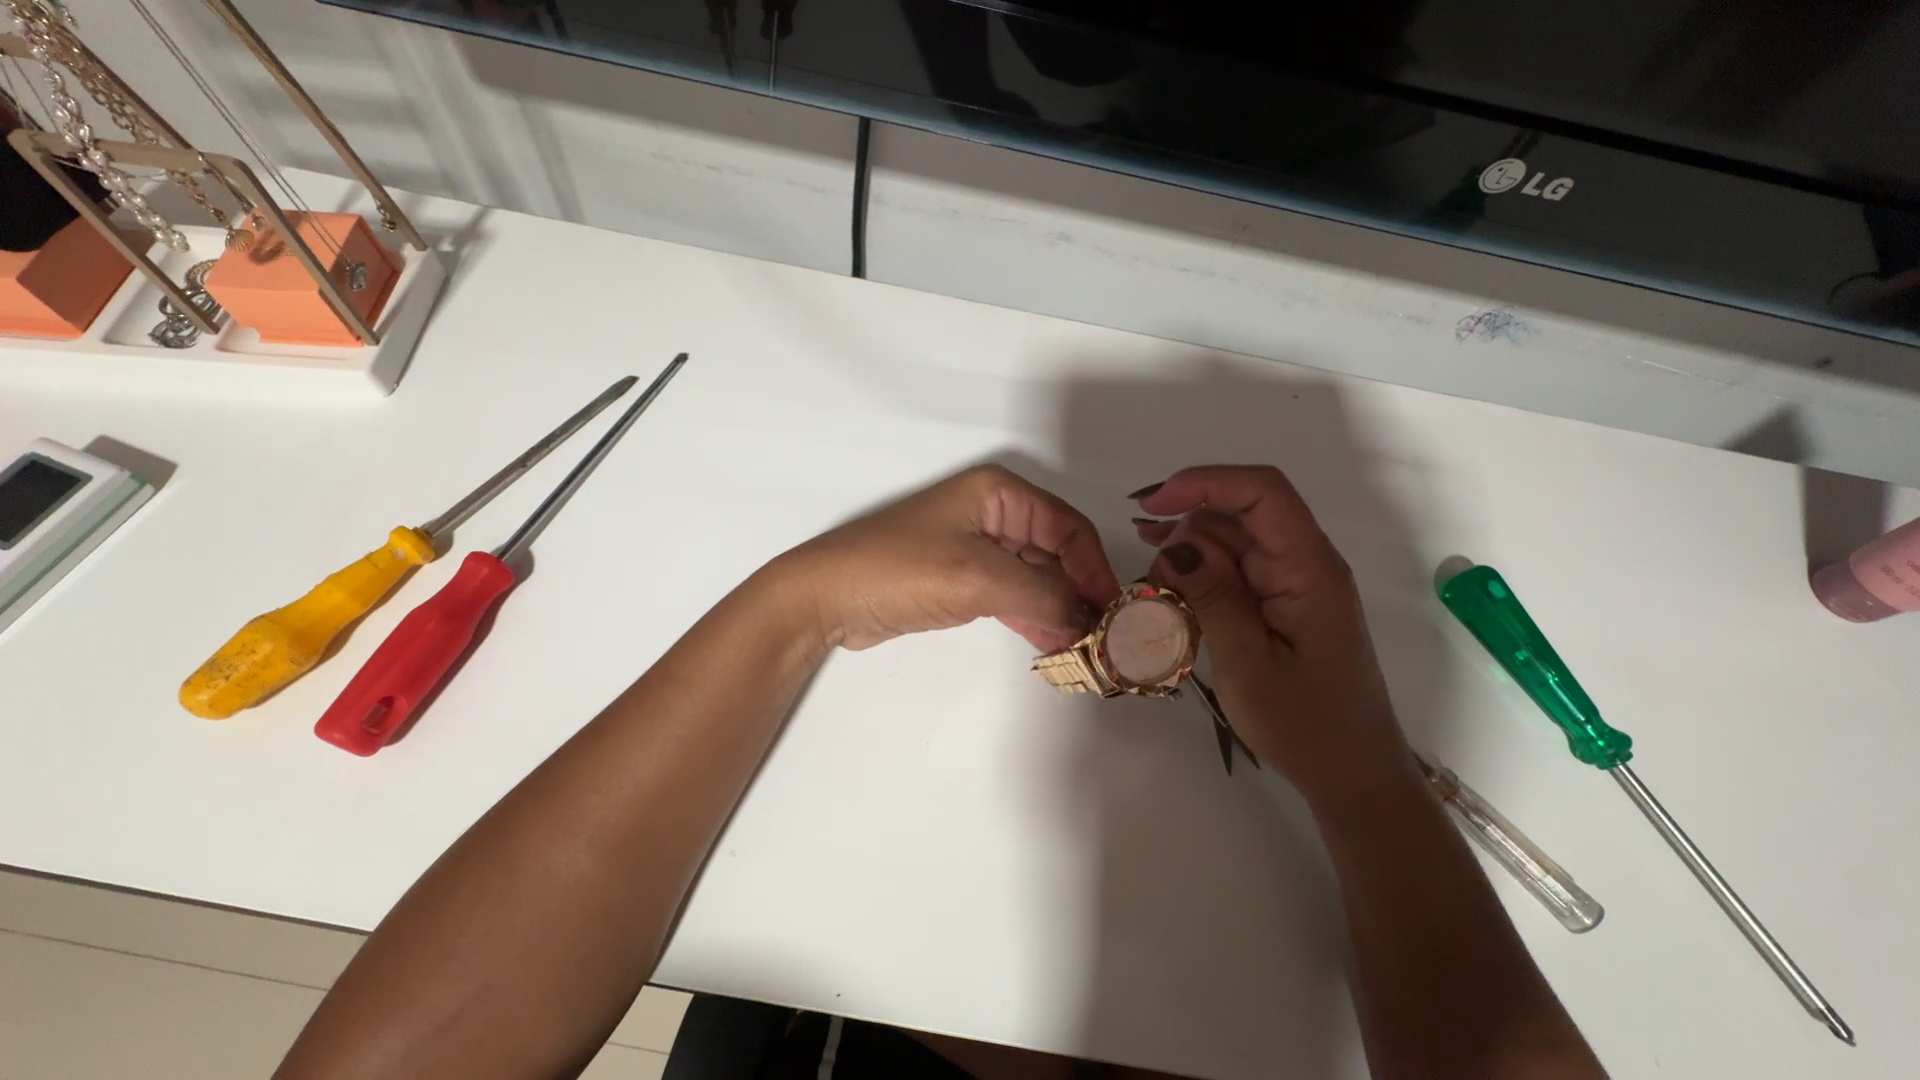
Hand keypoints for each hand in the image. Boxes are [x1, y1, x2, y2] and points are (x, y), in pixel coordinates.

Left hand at [776, 465, 1122, 651]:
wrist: (827, 599)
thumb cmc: (900, 571)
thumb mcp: (979, 579)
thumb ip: (1043, 595)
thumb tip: (1090, 619)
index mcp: (998, 495)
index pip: (1068, 527)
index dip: (1095, 568)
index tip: (1113, 611)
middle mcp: (992, 515)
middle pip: (1056, 552)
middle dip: (1080, 592)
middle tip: (1106, 636)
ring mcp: (975, 548)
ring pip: (1036, 577)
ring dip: (1059, 609)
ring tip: (1086, 649)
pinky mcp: (961, 580)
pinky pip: (1012, 595)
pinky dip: (1033, 617)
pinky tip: (1054, 645)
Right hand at [1131, 466, 1410, 800]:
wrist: (1352, 773)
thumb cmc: (1304, 724)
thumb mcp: (1247, 662)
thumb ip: (1214, 595)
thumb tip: (1177, 541)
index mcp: (1308, 569)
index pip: (1262, 492)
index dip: (1204, 483)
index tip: (1151, 505)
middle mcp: (1306, 563)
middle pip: (1240, 514)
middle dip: (1186, 527)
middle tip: (1151, 580)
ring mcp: (1295, 582)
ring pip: (1233, 540)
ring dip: (1189, 553)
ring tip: (1155, 589)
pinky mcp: (1284, 601)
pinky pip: (1238, 569)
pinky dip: (1201, 574)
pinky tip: (1171, 588)